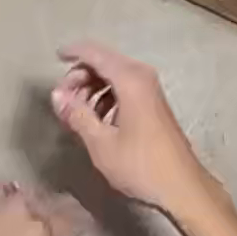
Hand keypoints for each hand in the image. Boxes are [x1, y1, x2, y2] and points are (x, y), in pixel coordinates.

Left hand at [0, 184, 91, 235]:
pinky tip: (5, 217)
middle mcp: (16, 207)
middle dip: (59, 212)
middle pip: (47, 200)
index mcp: (37, 229)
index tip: (90, 229)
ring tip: (37, 222)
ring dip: (33, 206)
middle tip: (66, 228)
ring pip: (22, 195)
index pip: (72, 217)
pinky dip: (7, 205)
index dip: (84, 224)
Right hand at [49, 42, 212, 211]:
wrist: (180, 183)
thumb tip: (56, 95)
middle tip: (62, 101)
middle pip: (104, 62)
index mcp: (130, 78)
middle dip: (81, 77)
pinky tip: (96, 120)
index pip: (97, 53)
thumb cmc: (140, 163)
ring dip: (92, 88)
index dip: (75, 52)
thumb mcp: (102, 144)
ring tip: (76, 114)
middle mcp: (141, 73)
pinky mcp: (151, 99)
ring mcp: (149, 85)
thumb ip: (78, 116)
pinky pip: (123, 86)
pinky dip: (106, 96)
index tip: (56, 56)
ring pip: (113, 74)